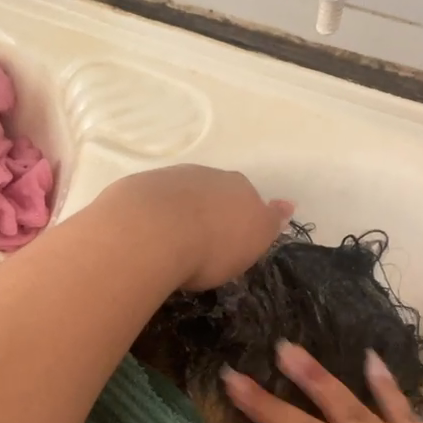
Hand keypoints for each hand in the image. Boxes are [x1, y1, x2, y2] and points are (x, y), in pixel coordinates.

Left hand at [98, 165, 293, 290]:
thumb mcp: (253, 241)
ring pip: (179, 196)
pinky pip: (148, 204)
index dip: (241, 221)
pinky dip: (149, 218)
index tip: (231, 242)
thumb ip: (268, 223)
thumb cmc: (212, 246)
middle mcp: (205, 176)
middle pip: (212, 194)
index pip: (248, 201)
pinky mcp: (136, 190)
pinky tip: (143, 239)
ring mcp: (168, 179)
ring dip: (177, 214)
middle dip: (209, 214)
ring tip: (168, 246)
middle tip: (199, 246)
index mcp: (239, 188)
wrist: (152, 232)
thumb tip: (286, 205)